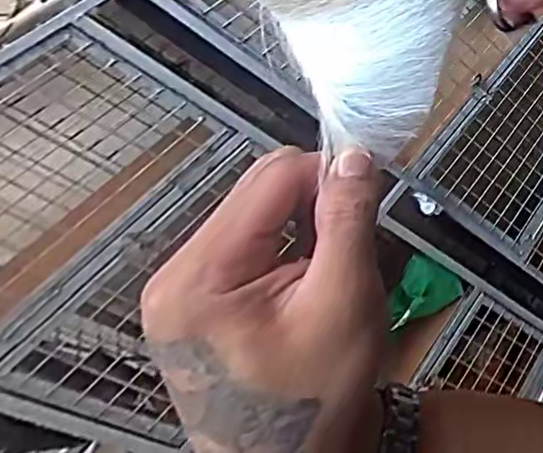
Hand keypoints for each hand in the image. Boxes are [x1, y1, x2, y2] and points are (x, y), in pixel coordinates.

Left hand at [141, 146, 386, 452]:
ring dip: (310, 216)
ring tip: (330, 261)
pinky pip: (257, 230)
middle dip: (318, 197)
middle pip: (264, 185)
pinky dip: (296, 234)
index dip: (330, 176)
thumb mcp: (344, 297)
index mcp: (200, 276)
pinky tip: (309, 270)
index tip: (365, 204)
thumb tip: (354, 153)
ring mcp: (184, 284)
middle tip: (349, 239)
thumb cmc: (318, 389)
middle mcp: (177, 273)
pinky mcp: (200, 292)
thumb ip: (347, 217)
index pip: (276, 176)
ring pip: (265, 203)